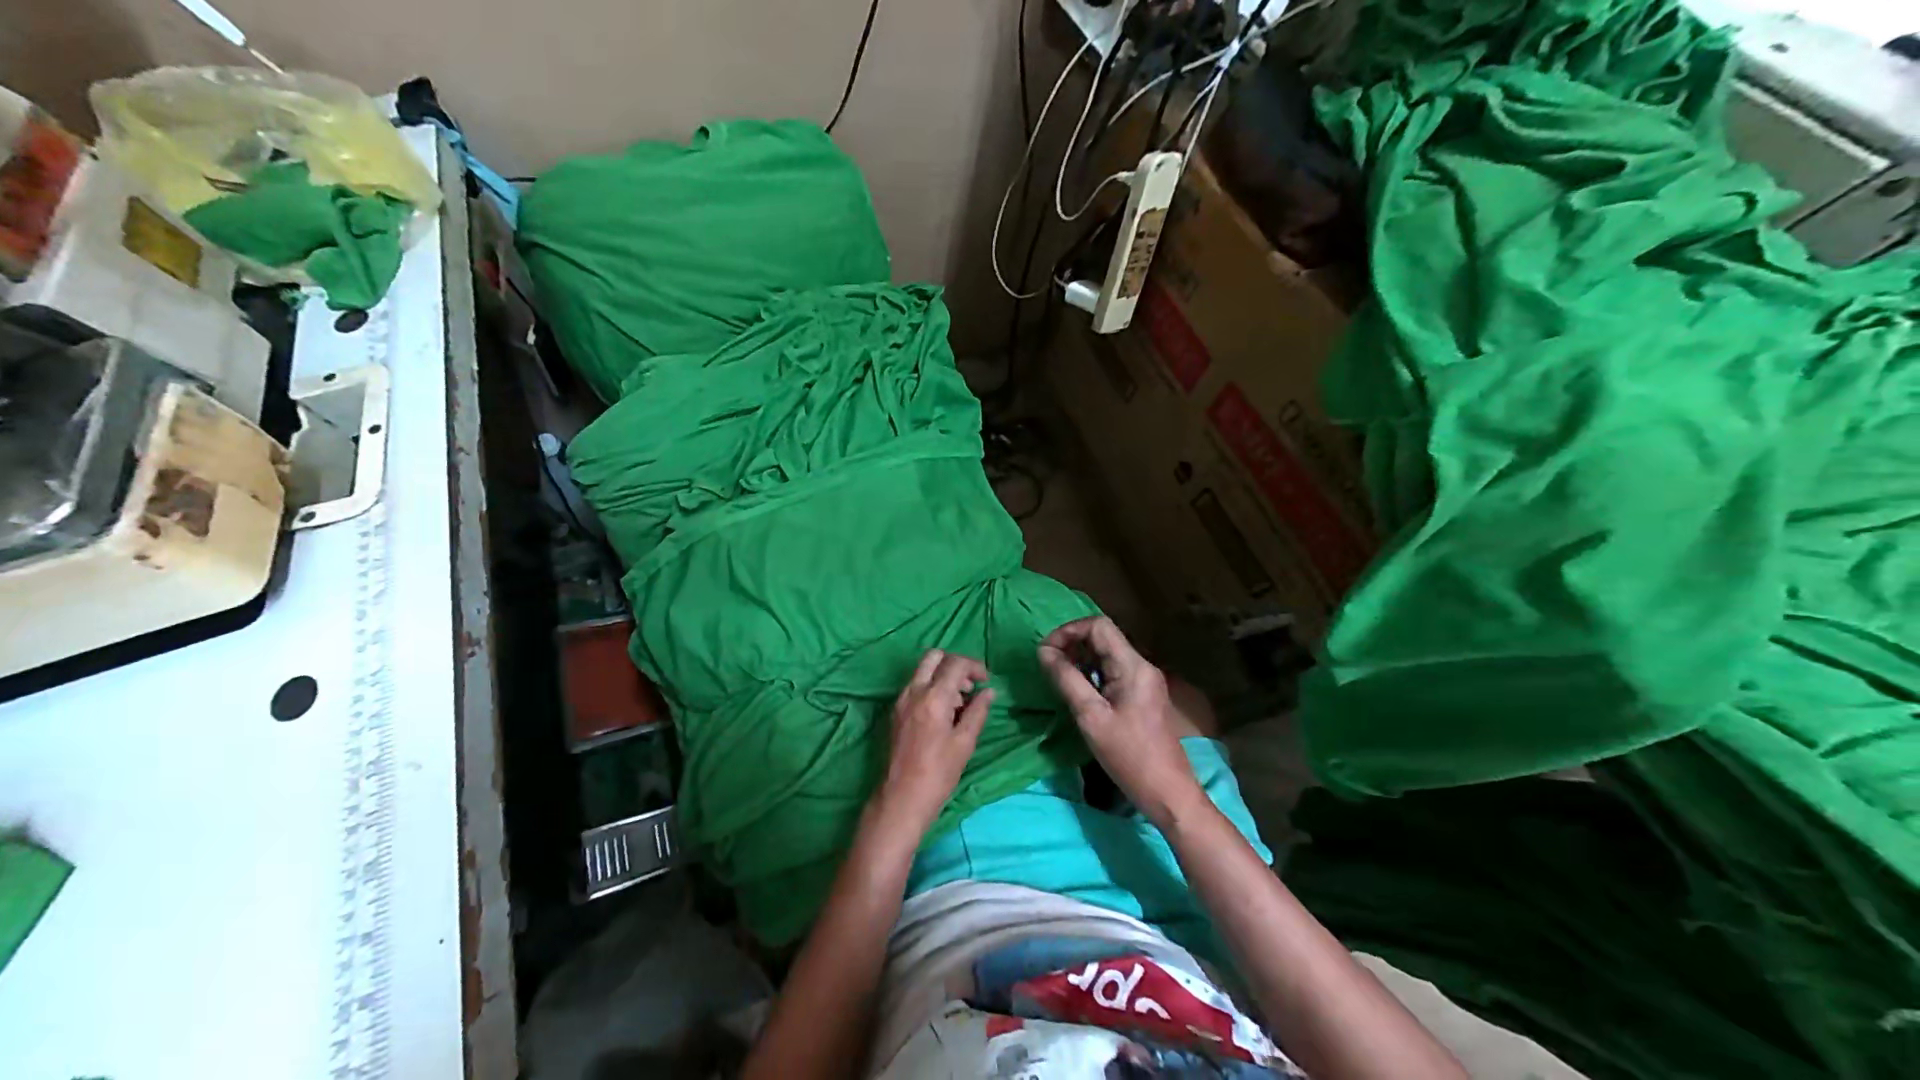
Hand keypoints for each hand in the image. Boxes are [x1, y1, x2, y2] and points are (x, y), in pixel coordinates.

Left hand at [877, 649, 994, 833]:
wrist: (902, 796)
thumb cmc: (939, 772)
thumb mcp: (965, 742)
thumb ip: (978, 712)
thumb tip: (988, 692)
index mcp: (934, 697)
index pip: (955, 664)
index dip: (974, 666)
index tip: (986, 680)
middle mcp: (914, 691)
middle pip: (934, 657)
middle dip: (955, 664)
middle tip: (970, 685)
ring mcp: (901, 700)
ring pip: (922, 670)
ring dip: (942, 675)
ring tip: (960, 702)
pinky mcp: (895, 711)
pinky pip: (915, 686)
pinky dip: (931, 687)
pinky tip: (943, 712)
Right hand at [1037, 617, 1206, 827]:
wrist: (1168, 791)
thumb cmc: (1128, 755)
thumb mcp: (1090, 717)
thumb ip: (1066, 679)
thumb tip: (1043, 651)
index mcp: (1133, 666)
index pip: (1098, 626)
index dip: (1068, 631)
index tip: (1046, 652)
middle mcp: (1142, 666)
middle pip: (1103, 637)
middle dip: (1072, 644)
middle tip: (1048, 665)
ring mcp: (1145, 681)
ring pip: (1107, 654)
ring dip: (1080, 659)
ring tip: (1059, 677)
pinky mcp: (1143, 695)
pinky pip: (1113, 672)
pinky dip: (1092, 673)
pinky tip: (1078, 692)